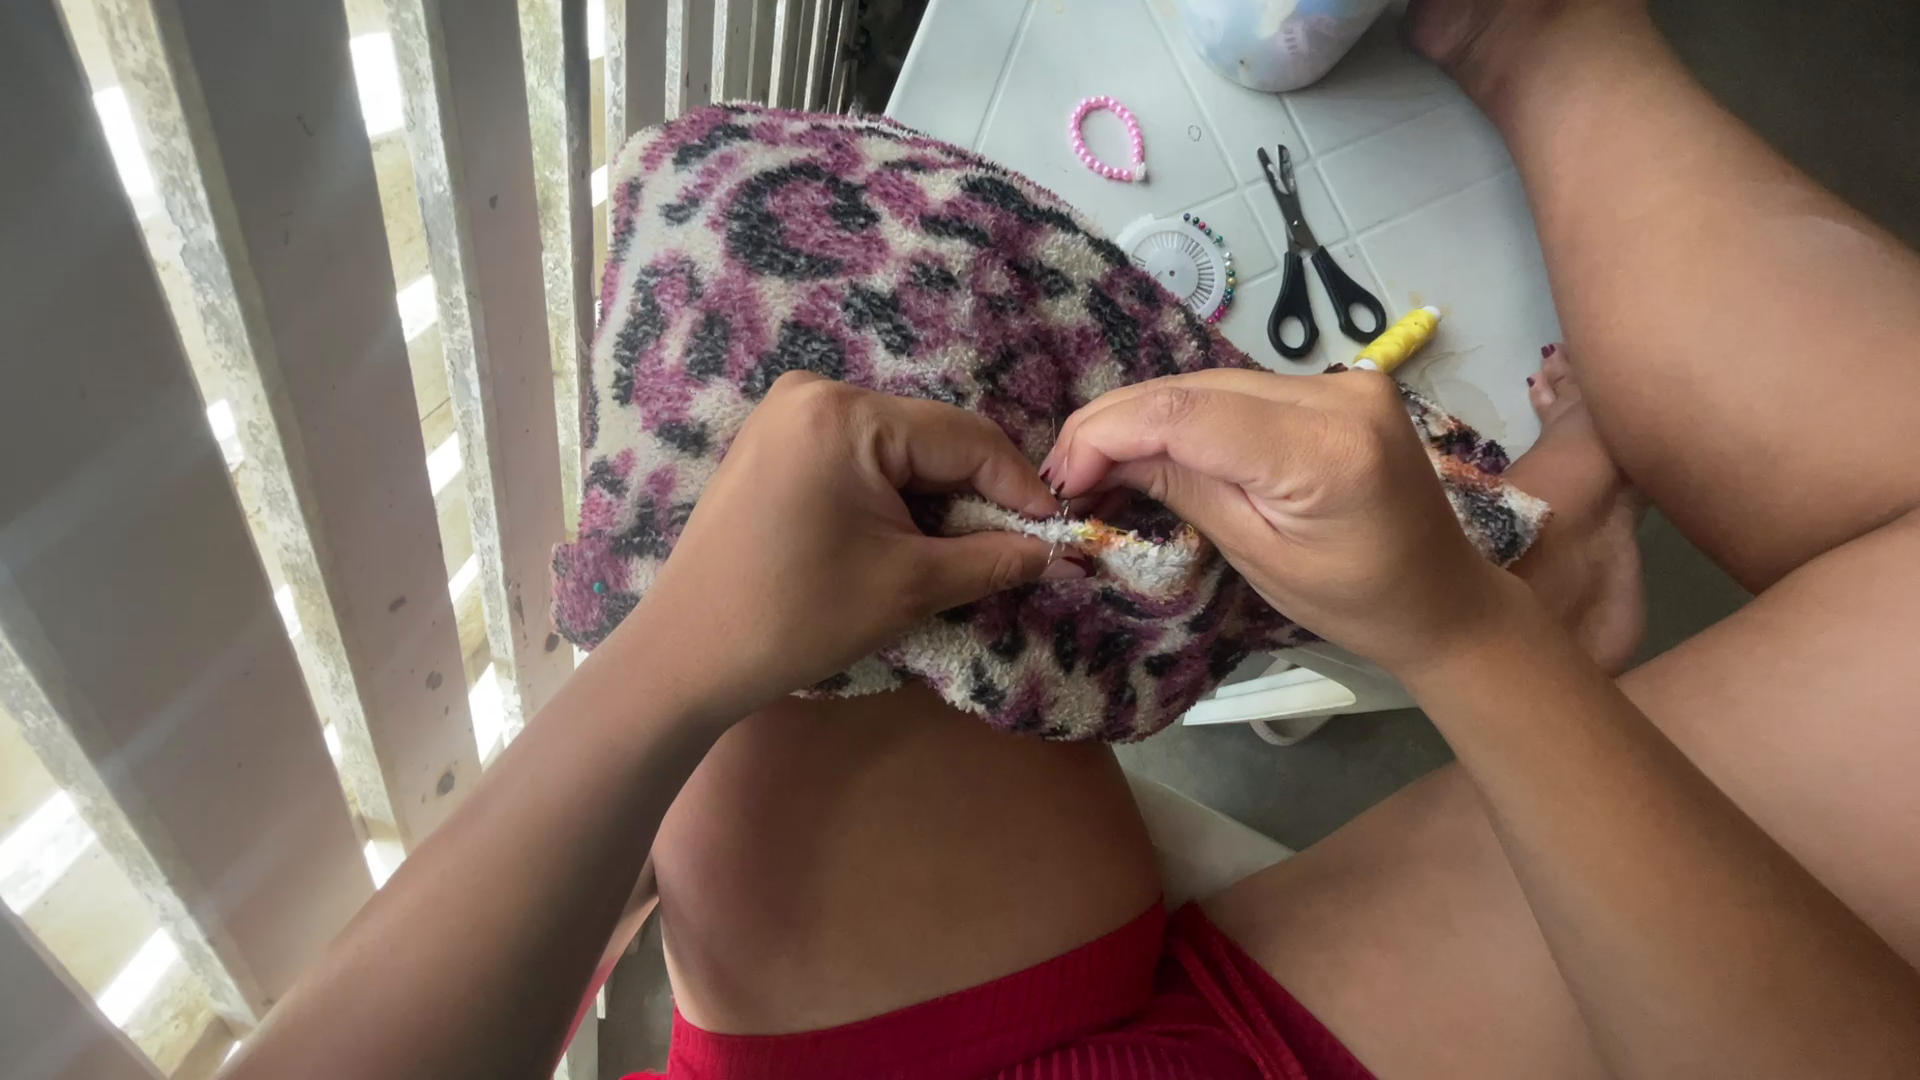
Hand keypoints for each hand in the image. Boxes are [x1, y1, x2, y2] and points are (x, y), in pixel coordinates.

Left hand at [620, 372, 1081, 718]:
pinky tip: (900, 540)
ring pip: (897, 452)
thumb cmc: (797, 617)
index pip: (965, 438)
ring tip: (955, 553)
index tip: (1056, 533)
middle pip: (930, 441)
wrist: (687, 656)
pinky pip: (858, 459)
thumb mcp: (910, 586)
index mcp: (847, 414)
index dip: (1019, 487)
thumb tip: (1061, 555)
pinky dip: (892, 497)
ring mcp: (787, 416)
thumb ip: (995, 560)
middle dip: (973, 498)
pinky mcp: (775, 444)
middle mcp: (815, 393)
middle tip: (1007, 550)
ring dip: (935, 500)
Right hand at [1040, 369, 1518, 675]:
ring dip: (1138, 418)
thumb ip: (1181, 488)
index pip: (1187, 413)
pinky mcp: (1332, 384)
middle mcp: (1336, 393)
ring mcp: (1339, 380)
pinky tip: (1143, 442)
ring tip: (1089, 461)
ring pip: (1203, 383)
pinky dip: (1178, 416)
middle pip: (1189, 388)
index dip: (1107, 433)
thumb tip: (1099, 458)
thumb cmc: (1353, 601)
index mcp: (1324, 451)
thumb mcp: (1255, 554)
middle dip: (1111, 424)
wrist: (1443, 596)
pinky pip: (1232, 392)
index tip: (1061, 476)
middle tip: (1062, 470)